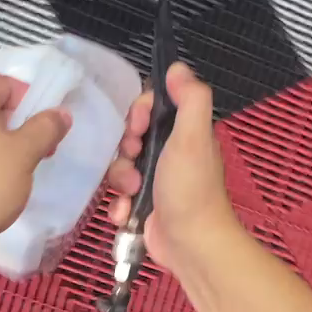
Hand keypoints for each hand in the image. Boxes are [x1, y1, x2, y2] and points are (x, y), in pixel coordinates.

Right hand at [105, 62, 241, 270]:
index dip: (137, 115)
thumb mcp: (193, 137)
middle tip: (134, 165)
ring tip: (132, 194)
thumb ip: (190, 99)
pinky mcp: (142, 207)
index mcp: (183, 134)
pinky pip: (118, 197)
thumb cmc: (191, 189)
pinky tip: (127, 214)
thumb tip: (177, 67)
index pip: (149, 110)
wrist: (190, 244)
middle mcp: (169, 155)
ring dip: (120, 181)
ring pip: (120, 169)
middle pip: (129, 138)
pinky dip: (120, 206)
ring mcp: (154, 183)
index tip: (137, 128)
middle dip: (125, 151)